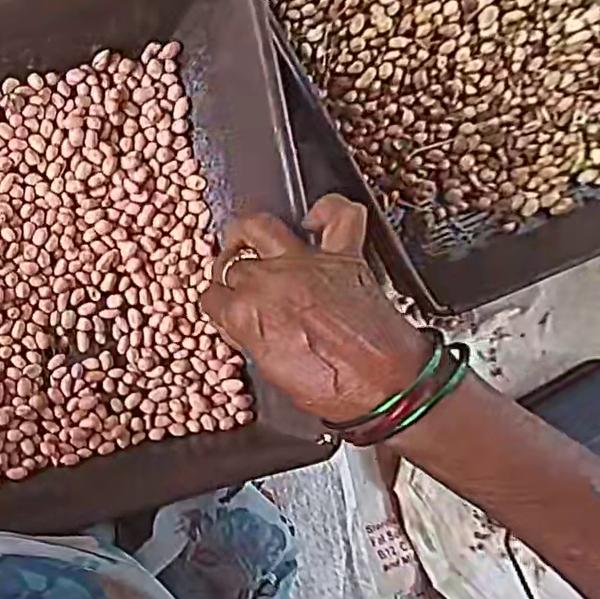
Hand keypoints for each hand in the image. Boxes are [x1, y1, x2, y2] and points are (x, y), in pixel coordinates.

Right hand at [197, 194, 431, 423]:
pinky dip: (327, 210)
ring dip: (247, 233)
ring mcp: (306, 265)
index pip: (211, 298)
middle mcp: (268, 282)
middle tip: (240, 290)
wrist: (388, 387)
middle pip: (233, 267)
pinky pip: (339, 216)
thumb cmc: (332, 388)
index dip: (218, 307)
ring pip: (259, 227)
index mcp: (244, 314)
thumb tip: (243, 322)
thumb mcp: (269, 368)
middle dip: (232, 278)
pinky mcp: (344, 258)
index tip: (227, 314)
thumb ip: (249, 335)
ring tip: (246, 240)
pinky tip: (314, 219)